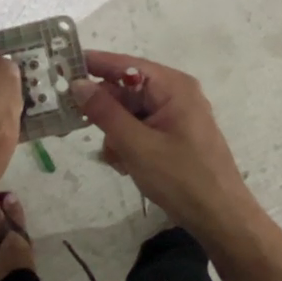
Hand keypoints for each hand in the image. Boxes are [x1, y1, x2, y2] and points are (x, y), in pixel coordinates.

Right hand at [72, 50, 262, 238]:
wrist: (219, 216)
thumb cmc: (180, 178)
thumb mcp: (136, 144)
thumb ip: (104, 112)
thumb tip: (77, 84)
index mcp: (173, 87)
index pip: (125, 65)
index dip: (94, 64)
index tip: (62, 67)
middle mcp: (176, 94)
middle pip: (126, 90)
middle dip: (106, 112)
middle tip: (81, 128)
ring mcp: (177, 115)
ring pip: (130, 113)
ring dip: (116, 134)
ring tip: (118, 160)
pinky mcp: (175, 135)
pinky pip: (141, 128)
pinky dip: (129, 144)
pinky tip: (127, 165)